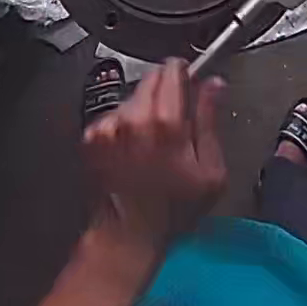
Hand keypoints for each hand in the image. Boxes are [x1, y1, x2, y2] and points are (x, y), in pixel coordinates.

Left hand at [80, 59, 227, 267]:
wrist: (127, 236)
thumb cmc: (174, 210)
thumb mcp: (210, 171)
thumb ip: (210, 119)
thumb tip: (214, 84)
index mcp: (167, 122)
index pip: (172, 69)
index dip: (183, 72)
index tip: (188, 81)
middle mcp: (134, 117)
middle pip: (151, 78)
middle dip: (164, 89)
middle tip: (173, 118)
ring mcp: (110, 125)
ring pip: (132, 95)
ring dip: (144, 106)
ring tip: (151, 140)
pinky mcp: (92, 135)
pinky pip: (114, 114)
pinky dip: (124, 123)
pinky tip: (132, 149)